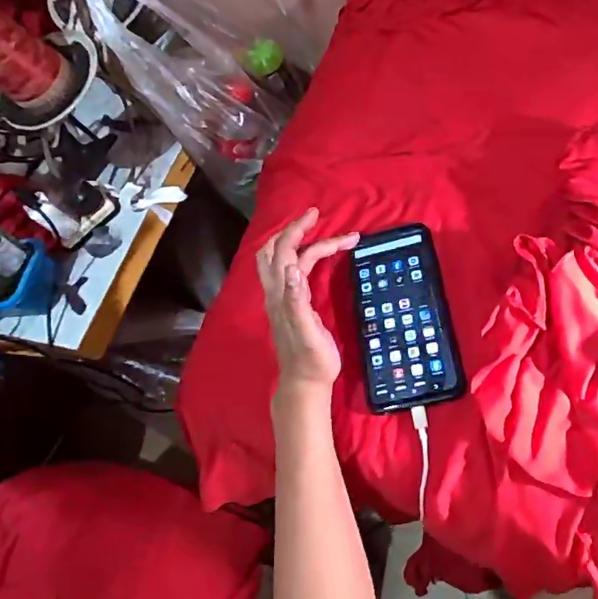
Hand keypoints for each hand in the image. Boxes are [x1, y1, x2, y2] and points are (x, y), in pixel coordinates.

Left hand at [256, 208, 358, 396]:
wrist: (304, 384)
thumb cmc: (312, 361)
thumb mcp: (308, 333)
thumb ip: (298, 302)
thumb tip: (294, 270)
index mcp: (282, 296)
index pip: (287, 252)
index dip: (299, 230)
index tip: (317, 214)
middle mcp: (277, 293)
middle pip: (278, 250)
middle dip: (296, 229)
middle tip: (318, 217)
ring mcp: (281, 299)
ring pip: (281, 260)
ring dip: (297, 241)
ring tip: (320, 232)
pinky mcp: (289, 305)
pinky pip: (291, 272)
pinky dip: (303, 256)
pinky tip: (317, 258)